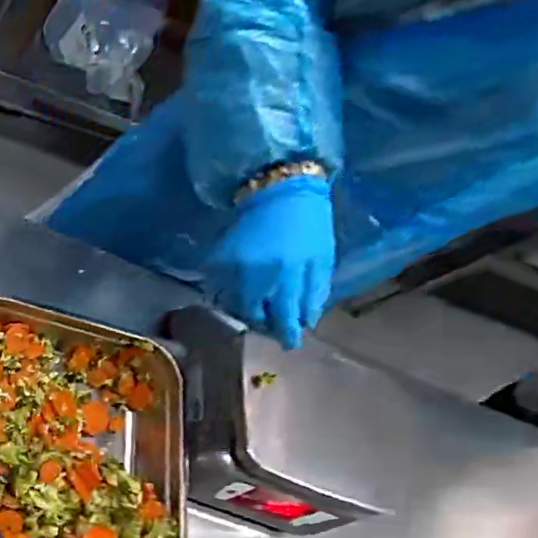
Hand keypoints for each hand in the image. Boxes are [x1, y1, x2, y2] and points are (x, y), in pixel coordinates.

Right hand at [204, 174, 333, 349]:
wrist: (278, 193)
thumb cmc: (308, 225)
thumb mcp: (321, 257)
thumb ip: (313, 291)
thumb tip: (305, 321)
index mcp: (288, 273)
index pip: (285, 314)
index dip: (286, 332)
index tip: (289, 344)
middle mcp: (256, 275)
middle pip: (253, 313)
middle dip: (263, 322)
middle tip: (270, 324)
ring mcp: (231, 269)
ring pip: (232, 305)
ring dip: (243, 311)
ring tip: (254, 310)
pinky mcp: (215, 262)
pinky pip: (217, 290)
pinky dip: (225, 296)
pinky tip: (235, 293)